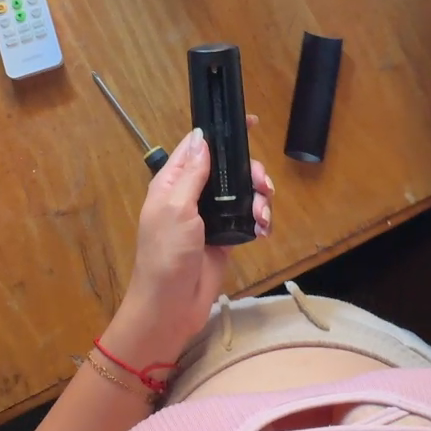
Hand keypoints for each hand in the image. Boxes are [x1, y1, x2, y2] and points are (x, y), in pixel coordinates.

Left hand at [103, 125, 273, 369]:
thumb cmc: (166, 254)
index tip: (249, 123)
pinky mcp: (226, 236)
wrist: (172, 306)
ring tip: (261, 214)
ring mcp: (210, 216)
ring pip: (242, 191)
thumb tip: (202, 138)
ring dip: (258, 197)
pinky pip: (248, 217)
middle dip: (250, 172)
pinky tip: (263, 228)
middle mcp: (192, 194)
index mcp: (173, 182)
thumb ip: (192, 173)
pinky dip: (260, 218)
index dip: (221, 132)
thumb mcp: (175, 208)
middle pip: (228, 167)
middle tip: (263, 185)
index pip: (198, 146)